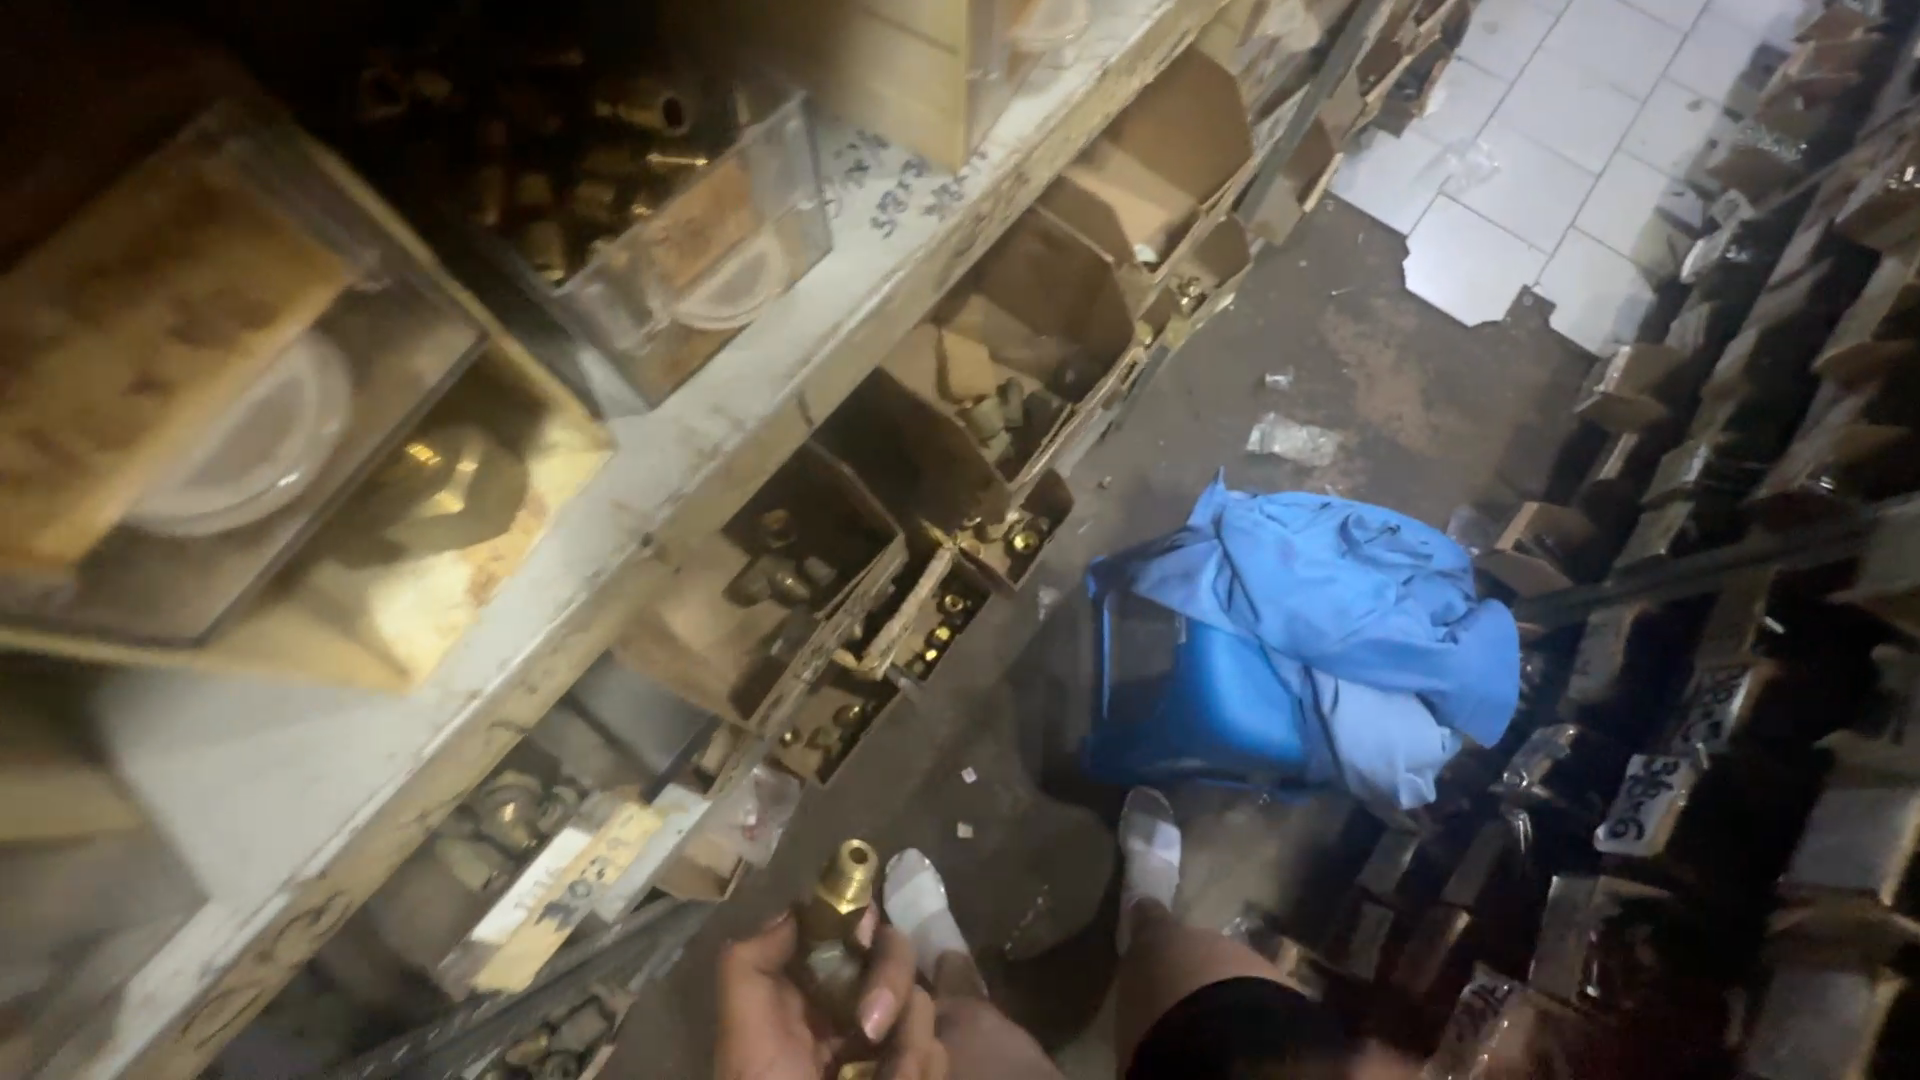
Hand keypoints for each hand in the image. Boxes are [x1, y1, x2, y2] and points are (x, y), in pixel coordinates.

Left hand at [716, 908, 946, 1079]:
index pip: (848, 926)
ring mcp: (883, 1040)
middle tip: (871, 1028)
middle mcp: (848, 1002)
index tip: (861, 935)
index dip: (860, 921)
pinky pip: (937, 1050)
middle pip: (894, 950)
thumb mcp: (741, 1035)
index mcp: (808, 985)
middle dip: (890, 981)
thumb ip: (750, 963)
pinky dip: (922, 1067)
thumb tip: (795, 910)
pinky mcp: (910, 1071)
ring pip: (921, 1000)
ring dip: (909, 1041)